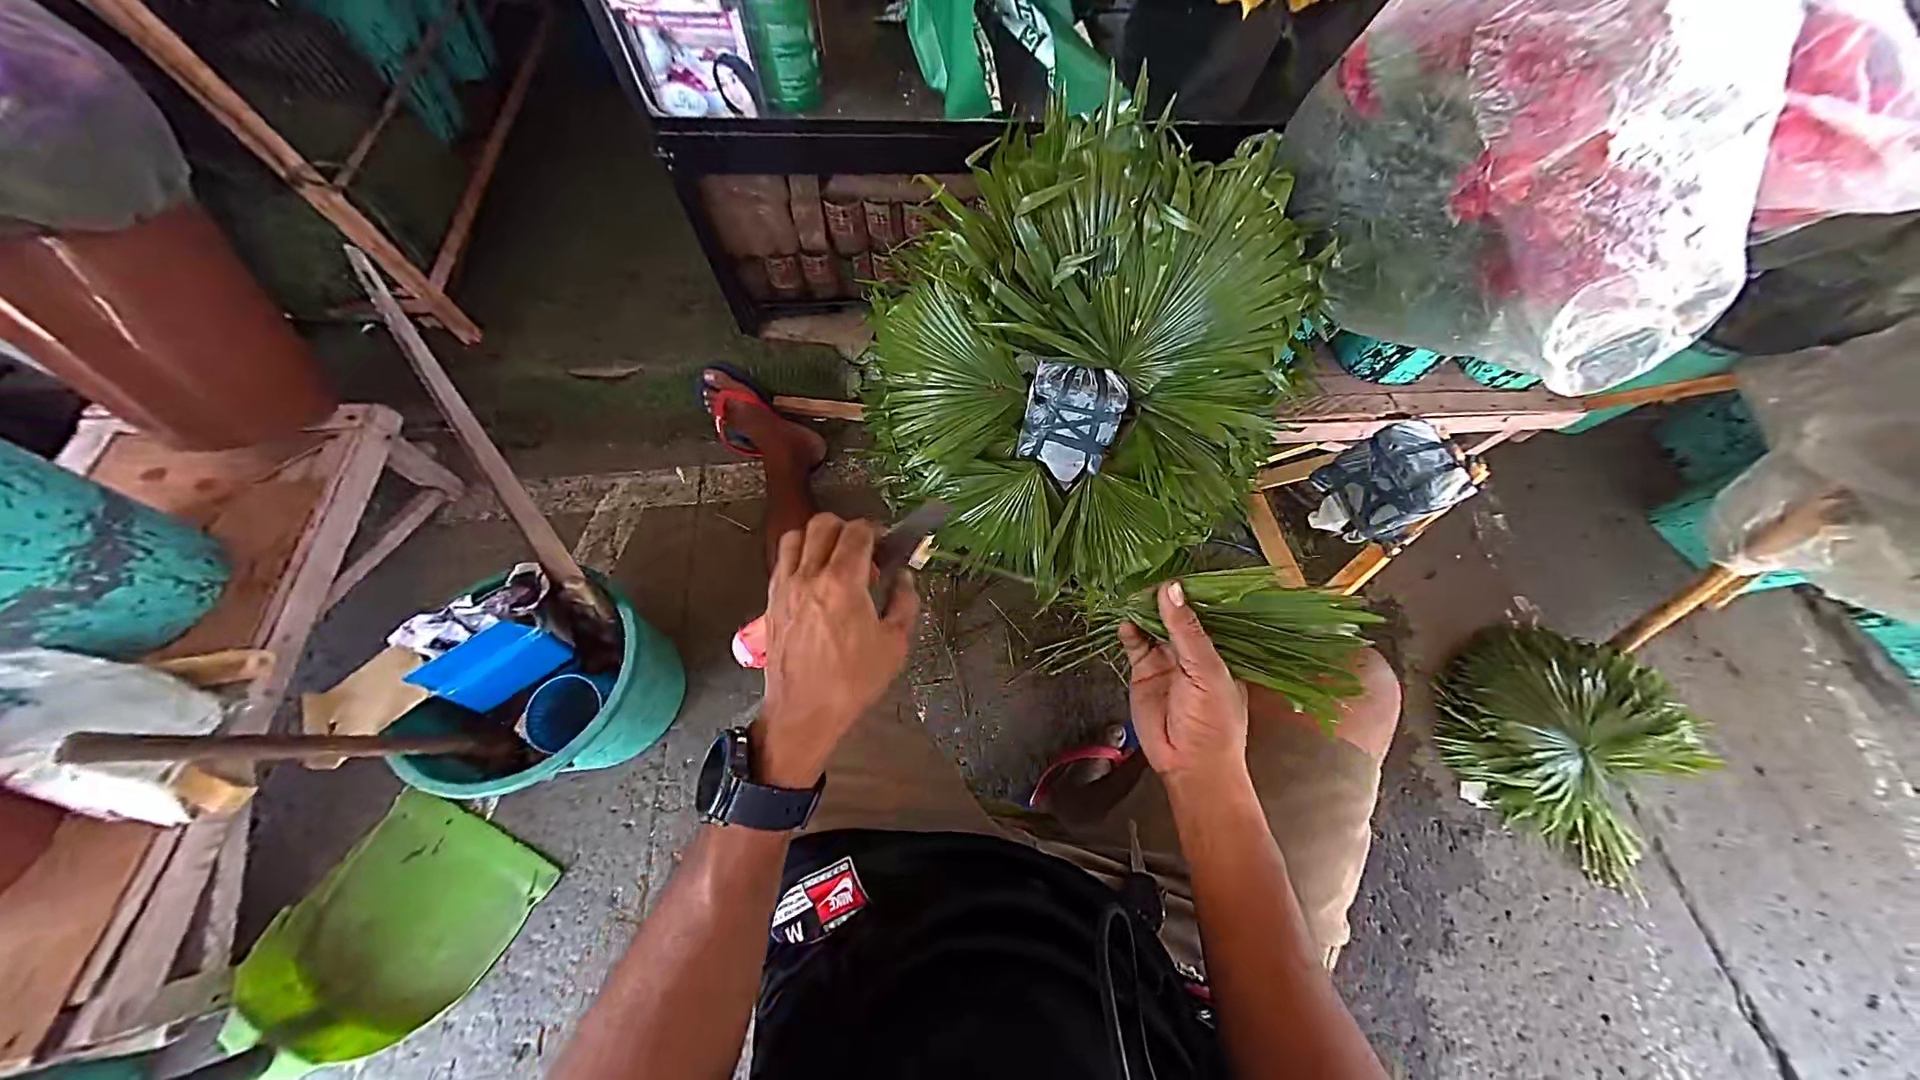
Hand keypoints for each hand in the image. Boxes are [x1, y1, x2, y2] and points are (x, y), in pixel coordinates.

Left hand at [756, 513, 919, 787]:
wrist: (804, 711)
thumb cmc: (850, 682)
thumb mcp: (895, 644)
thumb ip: (904, 602)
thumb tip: (904, 579)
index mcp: (843, 583)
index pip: (857, 532)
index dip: (876, 531)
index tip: (886, 544)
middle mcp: (809, 576)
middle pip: (824, 524)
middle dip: (848, 529)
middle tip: (863, 552)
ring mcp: (785, 587)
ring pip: (796, 536)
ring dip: (819, 538)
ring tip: (835, 560)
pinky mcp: (771, 600)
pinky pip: (782, 561)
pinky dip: (799, 557)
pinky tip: (815, 578)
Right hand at [1121, 580, 1250, 796]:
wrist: (1190, 763)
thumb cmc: (1214, 722)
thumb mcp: (1206, 670)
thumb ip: (1186, 630)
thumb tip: (1172, 591)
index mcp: (1219, 650)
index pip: (1204, 613)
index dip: (1191, 594)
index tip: (1176, 574)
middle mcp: (1192, 652)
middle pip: (1174, 617)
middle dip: (1162, 600)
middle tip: (1148, 579)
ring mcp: (1167, 661)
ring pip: (1152, 627)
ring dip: (1144, 613)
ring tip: (1133, 596)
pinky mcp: (1144, 672)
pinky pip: (1135, 645)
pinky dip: (1129, 632)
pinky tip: (1126, 622)